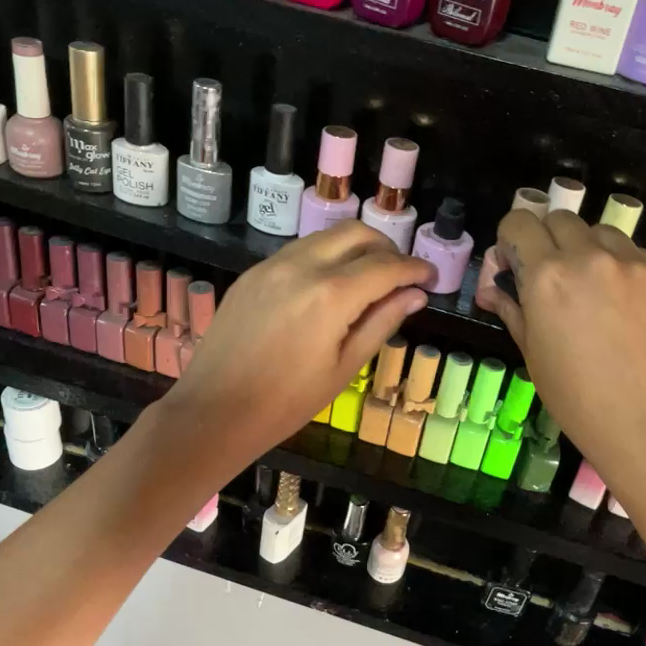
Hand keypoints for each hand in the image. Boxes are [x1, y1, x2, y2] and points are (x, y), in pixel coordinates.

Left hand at [163, 221, 433, 461]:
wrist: (214, 411)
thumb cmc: (286, 402)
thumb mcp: (344, 367)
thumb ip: (382, 323)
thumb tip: (415, 295)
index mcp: (330, 295)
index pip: (386, 266)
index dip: (414, 269)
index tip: (431, 278)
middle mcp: (302, 267)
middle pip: (356, 234)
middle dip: (386, 248)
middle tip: (401, 276)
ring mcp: (272, 266)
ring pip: (325, 237)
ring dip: (354, 249)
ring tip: (368, 280)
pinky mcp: (252, 274)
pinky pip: (299, 251)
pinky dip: (324, 258)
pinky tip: (329, 288)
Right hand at [478, 210, 645, 471]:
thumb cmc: (576, 397)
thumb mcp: (531, 353)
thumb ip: (511, 309)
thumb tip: (492, 290)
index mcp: (546, 275)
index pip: (519, 223)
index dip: (512, 240)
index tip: (516, 265)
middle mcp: (588, 256)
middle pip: (559, 219)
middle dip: (548, 240)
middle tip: (553, 278)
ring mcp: (632, 262)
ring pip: (600, 231)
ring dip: (587, 249)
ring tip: (593, 289)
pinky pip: (634, 253)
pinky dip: (622, 266)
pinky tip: (625, 303)